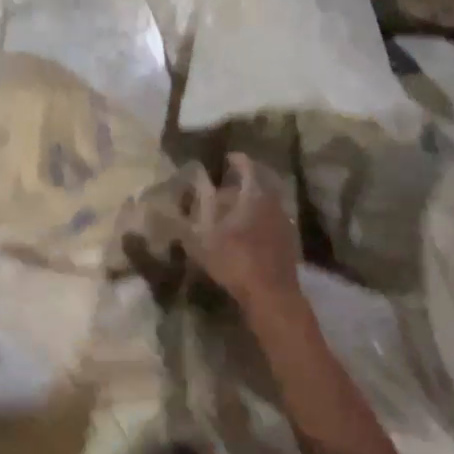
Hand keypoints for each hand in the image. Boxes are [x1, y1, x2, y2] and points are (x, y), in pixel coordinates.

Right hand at [167, 153, 304, 319]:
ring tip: (231, 214)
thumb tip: (165, 204)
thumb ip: (184, 218)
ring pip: (265, 203)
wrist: (272, 295)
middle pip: (258, 184)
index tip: (226, 159)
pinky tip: (246, 236)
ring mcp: (284, 223)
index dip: (236, 160)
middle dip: (240, 185)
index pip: (247, 167)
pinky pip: (271, 220)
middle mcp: (272, 203)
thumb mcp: (200, 240)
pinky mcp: (289, 242)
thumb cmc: (234, 261)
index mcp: (252, 196)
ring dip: (250, 204)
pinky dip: (258, 221)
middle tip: (223, 190)